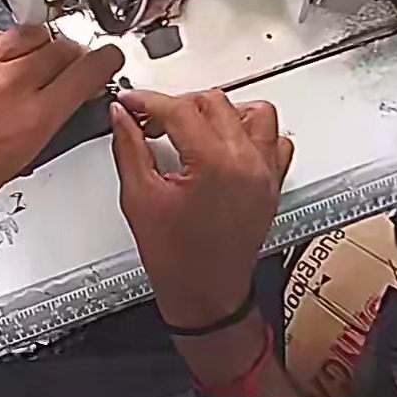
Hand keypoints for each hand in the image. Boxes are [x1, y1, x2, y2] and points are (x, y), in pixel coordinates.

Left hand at [0, 25, 123, 250]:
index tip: (108, 58)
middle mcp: (9, 84)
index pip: (88, 69)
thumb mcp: (29, 152)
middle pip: (62, 46)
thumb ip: (57, 114)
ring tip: (30, 63)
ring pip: (30, 33)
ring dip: (39, 45)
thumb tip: (76, 90)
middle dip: (71, 55)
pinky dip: (2, 46)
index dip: (106, 60)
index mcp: (35, 115)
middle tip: (65, 65)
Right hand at [109, 89, 292, 330]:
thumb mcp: (138, 197)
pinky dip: (252, 132)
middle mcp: (247, 163)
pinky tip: (227, 142)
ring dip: (218, 111)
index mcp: (214, 164)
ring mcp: (265, 172)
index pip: (179, 109)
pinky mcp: (272, 183)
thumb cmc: (177, 259)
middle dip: (176, 105)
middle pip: (213, 102)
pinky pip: (274, 140)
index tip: (130, 103)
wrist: (206, 295)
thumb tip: (122, 116)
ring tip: (191, 126)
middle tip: (149, 120)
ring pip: (252, 112)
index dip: (147, 101)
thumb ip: (129, 146)